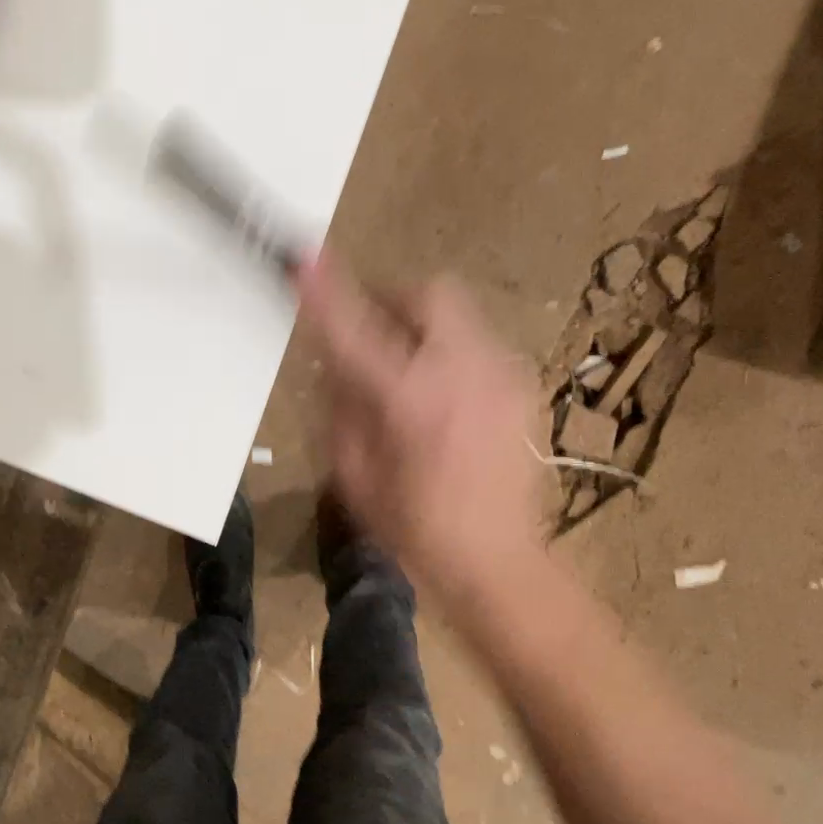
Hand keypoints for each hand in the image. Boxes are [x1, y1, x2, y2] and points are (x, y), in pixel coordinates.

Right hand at [297, 257, 547, 599]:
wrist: (501, 566)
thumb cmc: (412, 526)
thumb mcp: (352, 470)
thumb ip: (341, 402)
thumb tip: (334, 358)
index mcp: (411, 400)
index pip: (355, 328)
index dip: (324, 289)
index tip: (301, 257)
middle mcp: (465, 374)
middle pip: (427, 293)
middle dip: (389, 301)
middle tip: (367, 334)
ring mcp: (502, 377)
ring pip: (454, 313)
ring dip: (416, 328)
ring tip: (403, 374)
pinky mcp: (521, 388)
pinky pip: (473, 343)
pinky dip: (444, 352)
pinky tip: (438, 398)